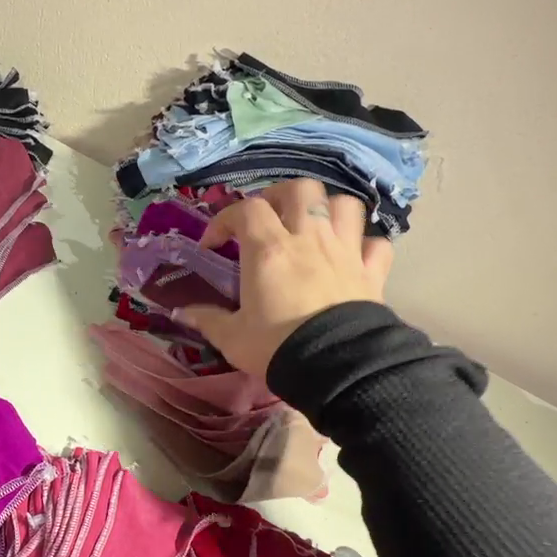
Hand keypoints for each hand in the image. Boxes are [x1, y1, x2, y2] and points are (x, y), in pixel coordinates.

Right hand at [172, 179, 393, 380]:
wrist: (337, 367)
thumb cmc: (276, 346)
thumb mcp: (231, 336)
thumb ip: (207, 319)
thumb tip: (180, 313)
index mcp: (269, 250)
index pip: (245, 210)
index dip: (224, 219)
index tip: (213, 244)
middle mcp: (309, 239)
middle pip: (301, 190)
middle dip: (280, 196)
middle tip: (267, 218)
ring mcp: (345, 252)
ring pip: (344, 205)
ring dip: (326, 210)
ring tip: (311, 228)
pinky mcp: (372, 272)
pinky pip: (375, 243)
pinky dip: (363, 244)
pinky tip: (350, 255)